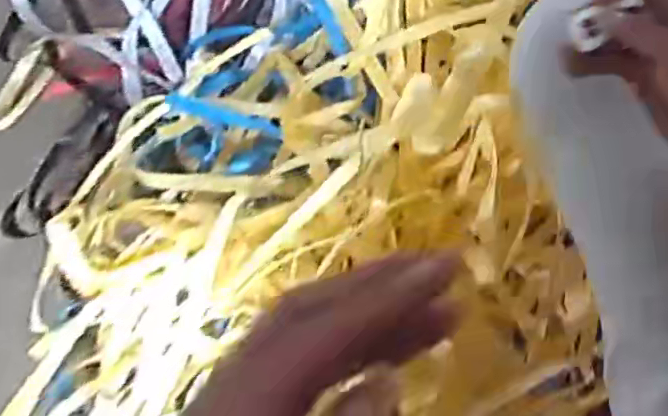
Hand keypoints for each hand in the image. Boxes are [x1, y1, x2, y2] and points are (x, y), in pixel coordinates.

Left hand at [185, 254, 460, 415]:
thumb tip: (383, 382)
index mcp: (238, 411)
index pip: (319, 334)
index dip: (388, 295)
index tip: (449, 266)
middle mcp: (220, 396)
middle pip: (303, 317)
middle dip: (379, 286)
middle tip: (443, 270)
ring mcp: (218, 407)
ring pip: (294, 337)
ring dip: (368, 315)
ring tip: (433, 316)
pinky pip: (286, 369)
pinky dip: (341, 352)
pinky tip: (382, 368)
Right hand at [566, 0, 667, 157]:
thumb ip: (639, 31)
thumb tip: (604, 14)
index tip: (593, 0)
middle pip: (631, 17)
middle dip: (602, 18)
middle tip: (572, 26)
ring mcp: (657, 60)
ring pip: (621, 44)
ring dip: (594, 45)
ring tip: (564, 53)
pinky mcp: (647, 86)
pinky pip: (618, 69)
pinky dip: (596, 67)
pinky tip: (573, 69)